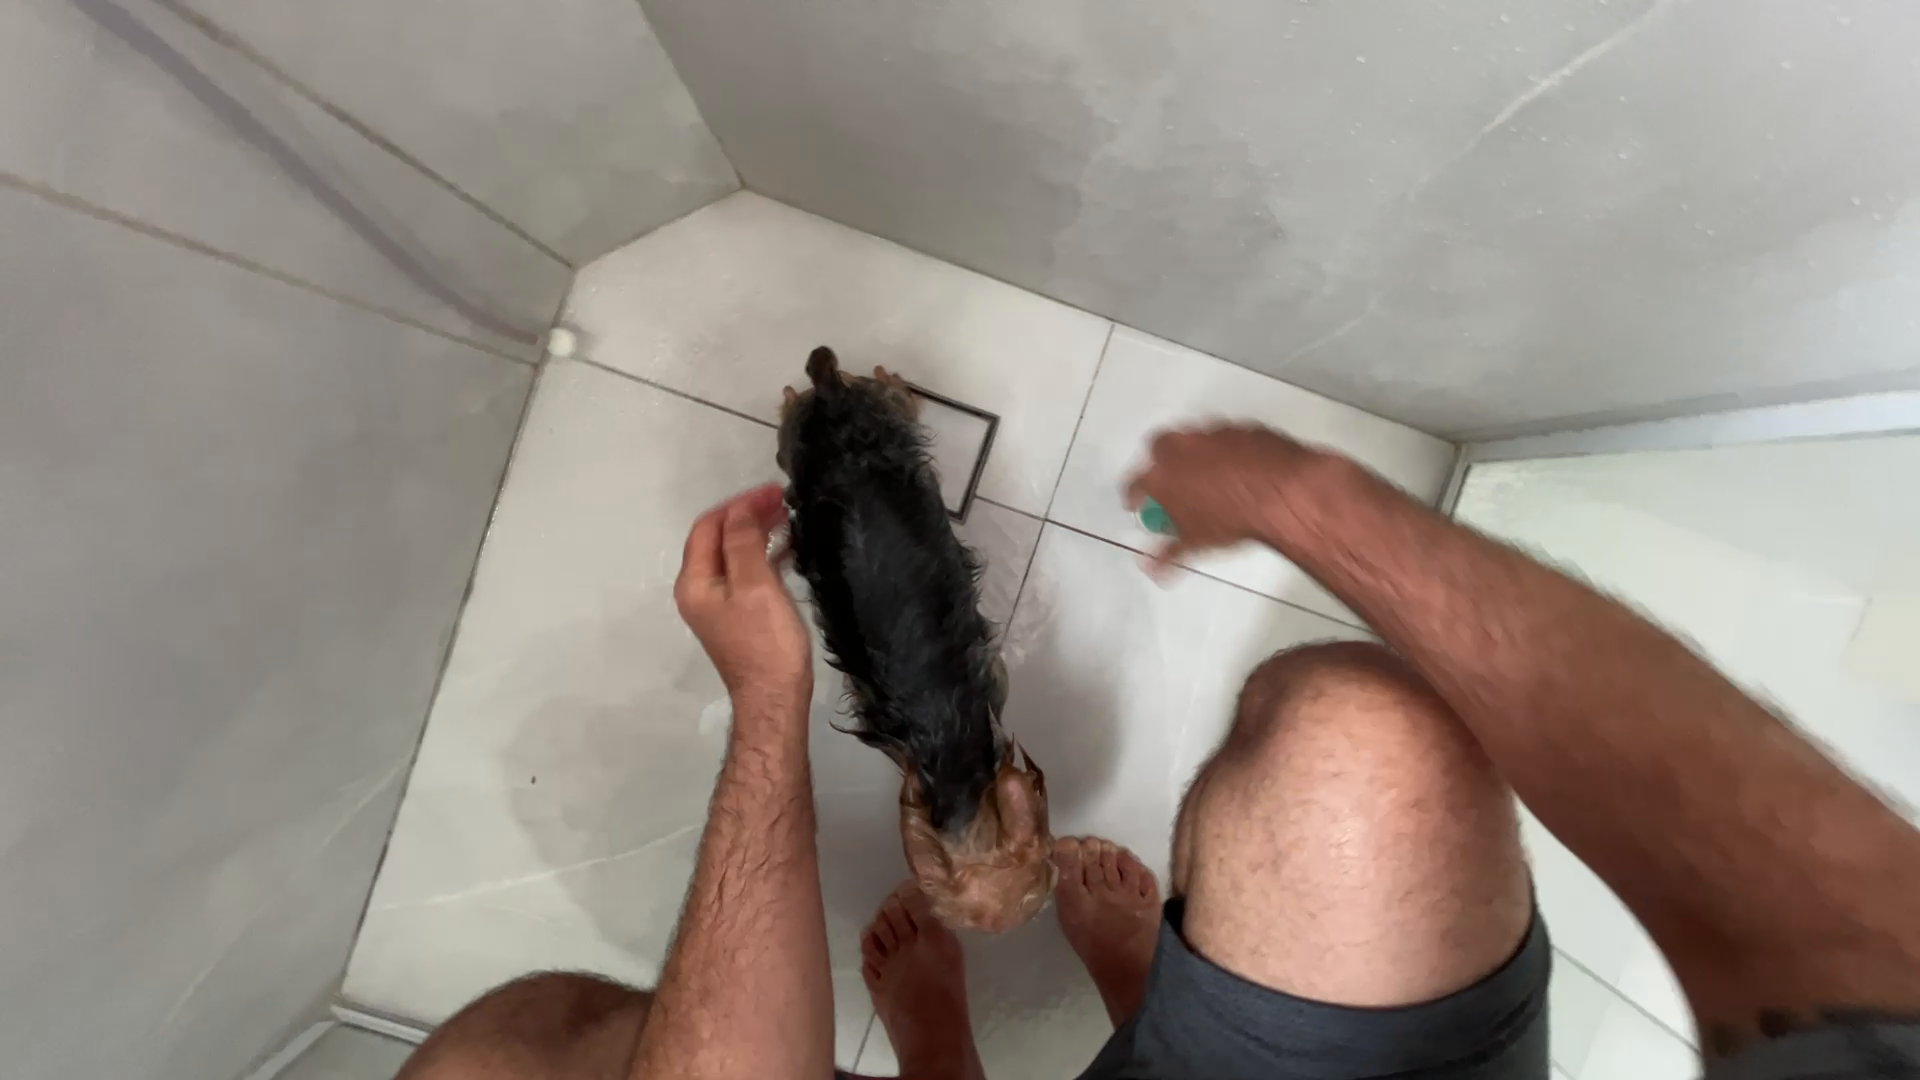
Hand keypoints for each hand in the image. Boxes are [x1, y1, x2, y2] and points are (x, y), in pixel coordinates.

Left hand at [675, 484, 812, 711]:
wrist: (774, 697)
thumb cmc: (766, 641)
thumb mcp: (755, 585)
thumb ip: (743, 542)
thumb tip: (740, 510)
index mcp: (696, 582)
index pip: (709, 527)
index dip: (738, 504)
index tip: (774, 492)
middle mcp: (700, 590)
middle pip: (718, 539)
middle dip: (747, 515)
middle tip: (784, 501)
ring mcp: (719, 604)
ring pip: (734, 555)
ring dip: (757, 533)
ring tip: (788, 519)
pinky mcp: (739, 614)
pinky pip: (746, 573)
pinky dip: (763, 554)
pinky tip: (787, 549)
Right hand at [1123, 423, 1319, 572]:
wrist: (1282, 493)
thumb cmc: (1233, 520)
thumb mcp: (1196, 544)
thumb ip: (1168, 554)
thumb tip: (1152, 568)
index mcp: (1160, 475)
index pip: (1133, 485)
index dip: (1133, 496)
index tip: (1135, 504)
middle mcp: (1180, 447)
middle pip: (1157, 449)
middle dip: (1159, 463)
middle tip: (1169, 482)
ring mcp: (1210, 434)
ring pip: (1191, 439)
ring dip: (1193, 454)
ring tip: (1205, 476)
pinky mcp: (1240, 427)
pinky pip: (1224, 438)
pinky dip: (1224, 451)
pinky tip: (1236, 468)